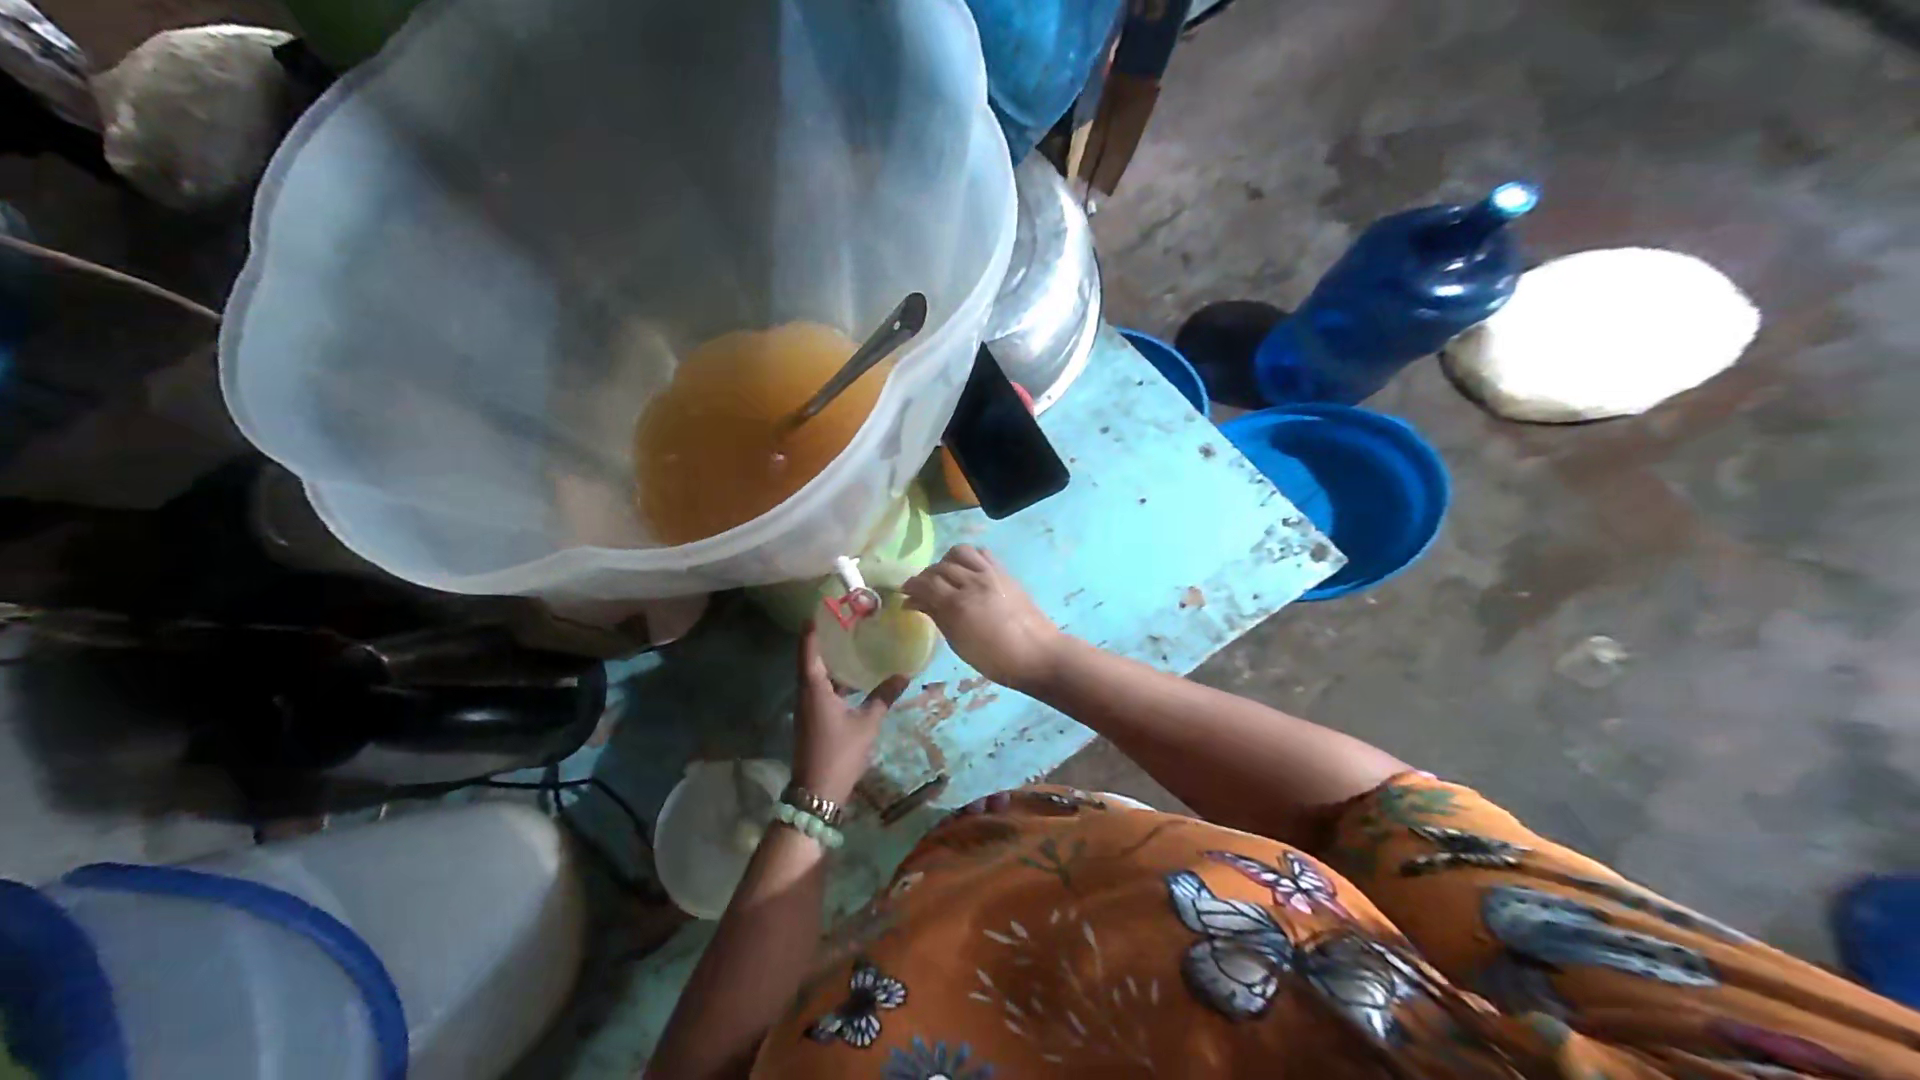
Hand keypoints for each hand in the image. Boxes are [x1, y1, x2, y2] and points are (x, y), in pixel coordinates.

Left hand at [791, 624, 908, 803]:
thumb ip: (884, 696)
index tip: (823, 608)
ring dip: (829, 660)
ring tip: (851, 644)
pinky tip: (852, 679)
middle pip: (810, 659)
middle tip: (844, 621)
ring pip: (815, 675)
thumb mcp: (867, 723)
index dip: (813, 628)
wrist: (817, 792)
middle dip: (823, 640)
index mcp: (813, 687)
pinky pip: (820, 689)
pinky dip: (833, 679)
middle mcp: (805, 692)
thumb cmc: (840, 752)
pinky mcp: (812, 719)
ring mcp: (807, 707)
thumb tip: (904, 673)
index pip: (808, 648)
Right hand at [902, 545, 1064, 691]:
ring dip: (946, 562)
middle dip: (926, 576)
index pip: (926, 583)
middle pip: (940, 567)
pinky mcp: (1004, 572)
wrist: (1037, 654)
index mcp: (958, 604)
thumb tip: (914, 602)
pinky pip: (981, 553)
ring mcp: (991, 574)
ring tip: (946, 577)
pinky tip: (967, 571)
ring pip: (959, 552)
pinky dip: (968, 558)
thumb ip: (937, 617)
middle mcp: (972, 582)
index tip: (905, 592)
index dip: (912, 585)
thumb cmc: (995, 659)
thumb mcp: (959, 643)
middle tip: (922, 589)